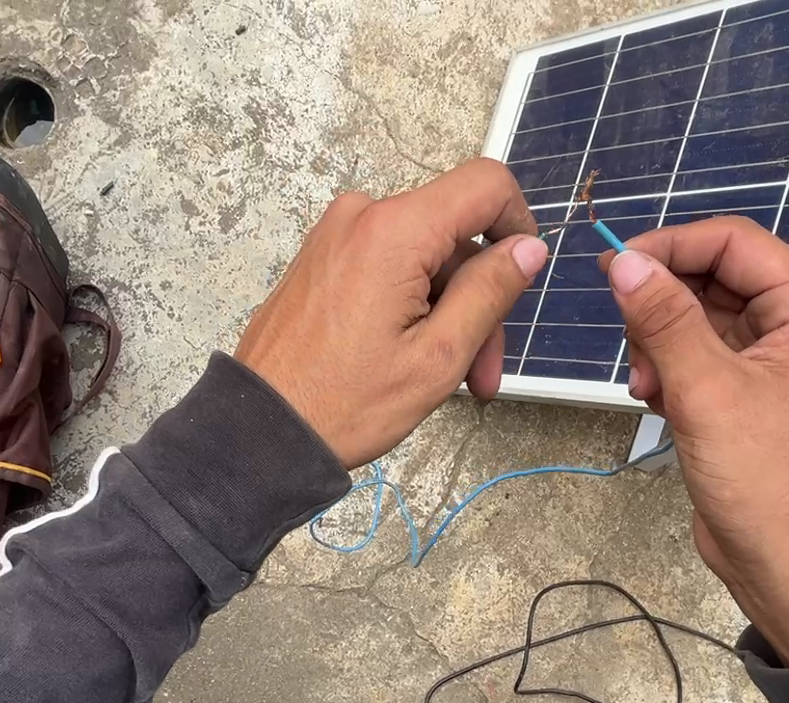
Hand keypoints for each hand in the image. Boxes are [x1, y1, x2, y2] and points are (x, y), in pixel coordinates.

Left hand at [237, 158, 548, 467]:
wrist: (260, 430)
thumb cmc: (343, 405)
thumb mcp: (436, 357)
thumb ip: (489, 293)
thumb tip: (528, 247)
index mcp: (394, 231)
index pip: (485, 184)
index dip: (518, 225)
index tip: (523, 278)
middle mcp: (361, 216)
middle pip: (453, 237)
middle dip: (479, 302)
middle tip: (482, 375)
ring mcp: (336, 237)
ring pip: (423, 260)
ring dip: (446, 315)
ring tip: (452, 382)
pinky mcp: (322, 261)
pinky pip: (387, 269)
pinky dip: (411, 308)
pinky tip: (412, 360)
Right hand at [601, 217, 788, 666]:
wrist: (784, 559)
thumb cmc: (761, 476)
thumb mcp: (706, 390)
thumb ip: (665, 320)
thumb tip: (623, 262)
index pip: (731, 243)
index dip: (668, 247)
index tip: (610, 270)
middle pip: (712, 278)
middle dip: (663, 309)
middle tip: (635, 353)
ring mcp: (773, 357)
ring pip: (698, 318)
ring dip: (660, 344)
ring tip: (647, 389)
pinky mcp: (748, 390)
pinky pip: (699, 354)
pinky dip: (670, 370)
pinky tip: (655, 401)